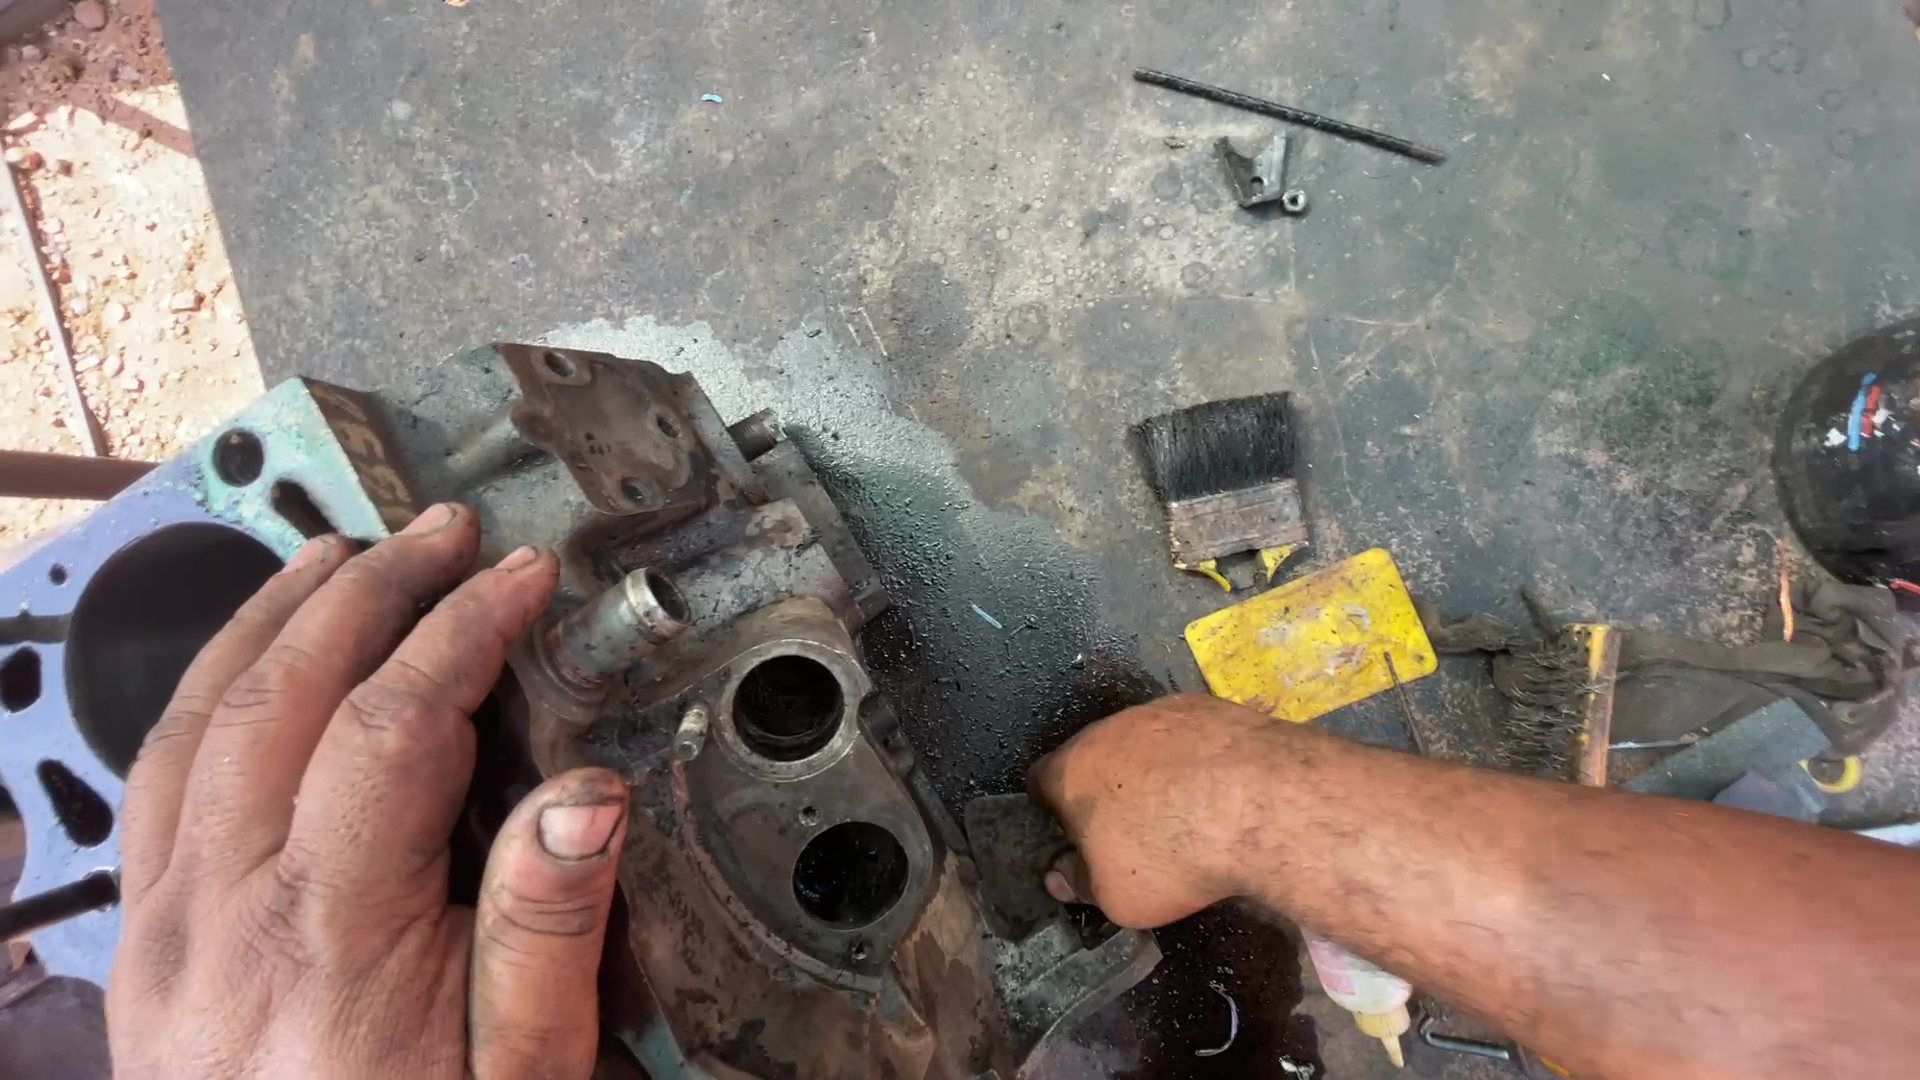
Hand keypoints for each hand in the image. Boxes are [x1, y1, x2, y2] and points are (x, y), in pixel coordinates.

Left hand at [108, 503, 627, 1078]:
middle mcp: (225, 909)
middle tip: (440, 531)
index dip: (463, 627)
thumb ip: (550, 927)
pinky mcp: (156, 935)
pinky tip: (253, 657)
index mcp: (329, 929)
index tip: (523, 574)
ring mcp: (167, 922)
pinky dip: (209, 686)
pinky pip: (159, 775)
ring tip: (338, 552)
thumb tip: (588, 794)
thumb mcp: (527, 1060)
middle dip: (372, 590)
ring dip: (276, 615)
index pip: (391, 722)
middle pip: (282, 696)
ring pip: (198, 721)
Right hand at [1028, 693, 1279, 927]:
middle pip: (1089, 757)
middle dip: (1103, 788)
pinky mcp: (1197, 704)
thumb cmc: (1170, 854)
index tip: (1073, 835)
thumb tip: (1058, 876)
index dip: (1050, 809)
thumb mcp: (1117, 897)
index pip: (1038, 782)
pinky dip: (1189, 754)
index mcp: (1069, 773)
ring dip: (1147, 769)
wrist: (1256, 800)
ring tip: (1182, 806)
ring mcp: (1150, 712)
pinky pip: (1180, 732)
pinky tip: (1216, 784)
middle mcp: (1101, 732)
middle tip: (1130, 827)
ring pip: (1135, 742)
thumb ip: (1079, 884)